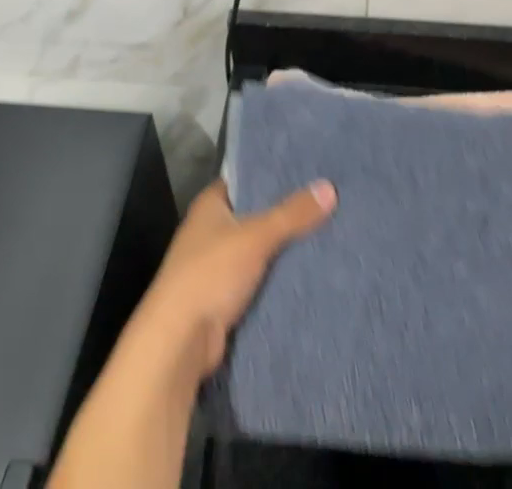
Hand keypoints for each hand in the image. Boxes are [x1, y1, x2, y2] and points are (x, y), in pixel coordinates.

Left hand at [131, 178, 336, 381]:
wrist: (180, 340)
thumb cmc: (210, 274)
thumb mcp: (255, 237)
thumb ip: (291, 214)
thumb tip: (329, 186)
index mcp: (209, 207)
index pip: (244, 180)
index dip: (272, 175)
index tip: (309, 172)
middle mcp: (211, 231)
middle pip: (256, 216)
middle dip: (287, 214)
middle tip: (329, 203)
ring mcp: (217, 266)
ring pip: (260, 250)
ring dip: (286, 248)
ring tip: (330, 234)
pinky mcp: (226, 297)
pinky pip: (260, 279)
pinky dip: (280, 277)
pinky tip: (312, 272)